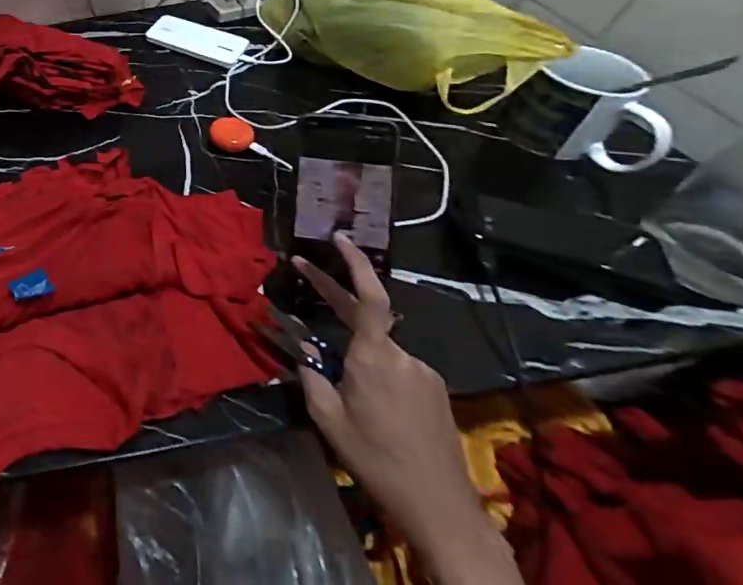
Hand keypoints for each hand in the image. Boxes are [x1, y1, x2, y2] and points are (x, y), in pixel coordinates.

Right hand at [294, 234, 521, 584]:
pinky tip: (375, 410)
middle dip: (333, 292)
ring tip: (348, 397)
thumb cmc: (377, 461)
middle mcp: (402, 355)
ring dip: (359, 357)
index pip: (367, 297)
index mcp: (374, 358)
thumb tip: (306, 352)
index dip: (355, 263)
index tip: (339, 237)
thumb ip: (313, 379)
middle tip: (302, 270)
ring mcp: (423, 371)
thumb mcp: (330, 422)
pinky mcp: (435, 389)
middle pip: (367, 315)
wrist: (440, 505)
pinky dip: (379, 376)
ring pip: (381, 350)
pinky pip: (398, 369)